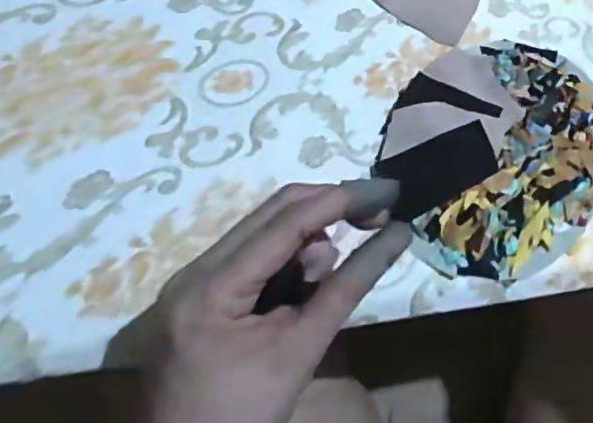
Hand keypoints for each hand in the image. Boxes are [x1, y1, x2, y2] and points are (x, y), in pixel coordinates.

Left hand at [139, 179, 410, 422]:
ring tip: (325, 282)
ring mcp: (192, 282)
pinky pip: (256, 253)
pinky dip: (291, 258)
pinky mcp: (199, 295)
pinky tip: (303, 289)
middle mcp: (194, 271)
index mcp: (210, 287)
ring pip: (268, 227)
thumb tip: (400, 232)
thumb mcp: (303, 349)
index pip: (289, 220)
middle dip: (332, 208)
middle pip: (277, 211)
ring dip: (312, 238)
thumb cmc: (243, 419)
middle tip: (377, 218)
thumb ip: (352, 283)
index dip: (345, 198)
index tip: (391, 191)